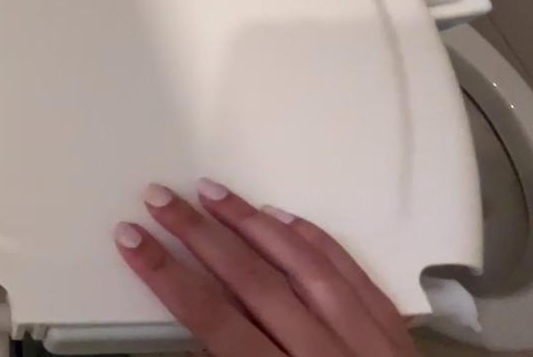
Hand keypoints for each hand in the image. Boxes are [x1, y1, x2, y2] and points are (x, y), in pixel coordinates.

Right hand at [114, 180, 416, 356]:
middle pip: (254, 282)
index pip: (215, 320)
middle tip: (158, 197)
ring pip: (306, 269)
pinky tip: (283, 217)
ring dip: (251, 224)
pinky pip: (357, 279)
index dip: (167, 274)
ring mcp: (373, 351)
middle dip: (198, 233)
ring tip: (211, 191)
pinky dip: (317, 242)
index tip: (130, 237)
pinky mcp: (402, 343)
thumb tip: (189, 333)